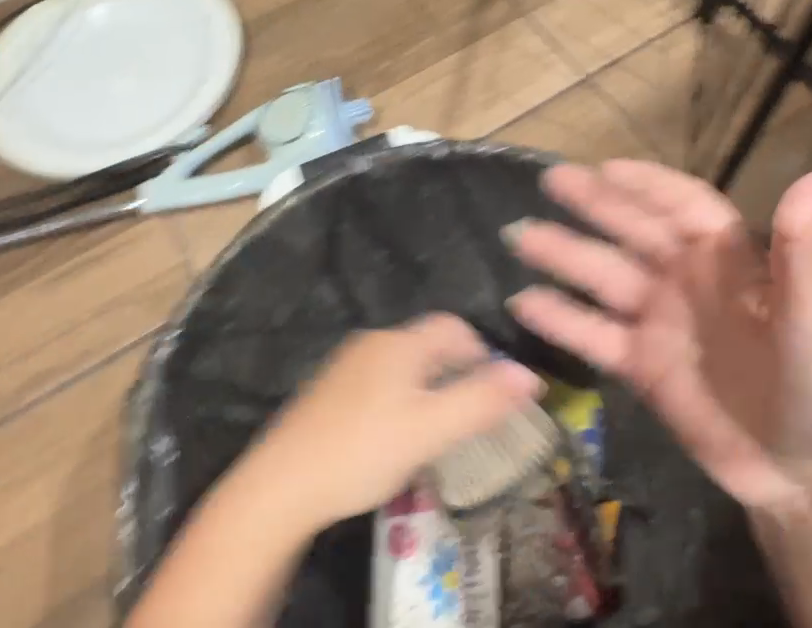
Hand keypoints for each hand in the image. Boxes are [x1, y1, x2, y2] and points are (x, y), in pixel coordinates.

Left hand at [243, 313, 544, 530]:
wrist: (281, 485)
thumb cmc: (362, 452)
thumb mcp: (431, 430)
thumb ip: (481, 401)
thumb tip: (531, 376)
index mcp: (400, 343)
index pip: (454, 326)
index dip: (483, 351)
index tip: (497, 390)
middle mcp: (372, 342)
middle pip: (429, 344)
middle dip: (458, 372)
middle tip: (474, 414)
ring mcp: (346, 366)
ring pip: (404, 366)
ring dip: (430, 388)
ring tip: (441, 430)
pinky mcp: (330, 392)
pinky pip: (381, 383)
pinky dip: (402, 400)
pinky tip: (397, 438)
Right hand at [504, 162, 811, 511]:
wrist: (797, 473)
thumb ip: (802, 251)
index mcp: (730, 258)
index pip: (683, 207)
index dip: (648, 186)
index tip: (606, 168)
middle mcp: (686, 279)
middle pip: (634, 231)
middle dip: (595, 205)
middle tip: (551, 180)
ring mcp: (658, 321)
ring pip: (605, 276)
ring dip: (565, 255)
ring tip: (523, 237)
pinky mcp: (639, 364)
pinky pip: (594, 334)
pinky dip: (561, 318)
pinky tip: (525, 302)